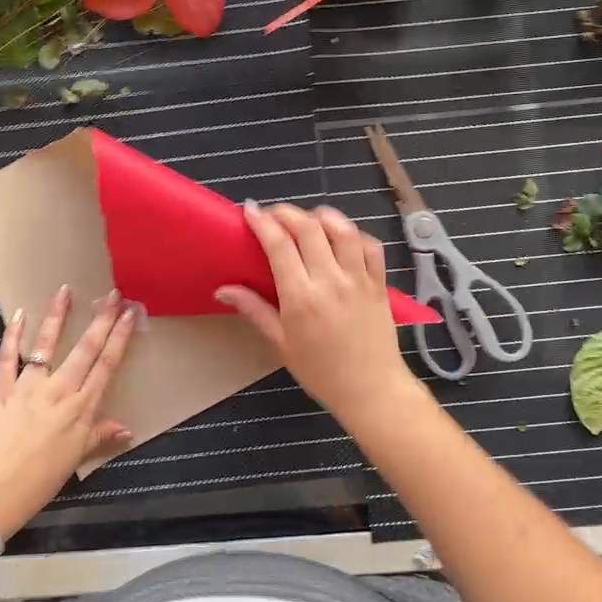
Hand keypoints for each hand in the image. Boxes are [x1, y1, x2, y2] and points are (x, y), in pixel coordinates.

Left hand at [0, 286, 136, 535]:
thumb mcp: (75, 459)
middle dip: (100, 319)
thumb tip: (126, 428)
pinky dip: (13, 334)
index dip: (119, 338)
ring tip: (66, 290)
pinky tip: (19, 314)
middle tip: (112, 294)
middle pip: (85, 349)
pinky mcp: (1, 388)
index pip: (106, 366)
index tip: (129, 314)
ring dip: (57, 316)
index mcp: (81, 409)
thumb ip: (99, 436)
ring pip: (47, 344)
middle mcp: (58, 391)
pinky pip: (8, 356)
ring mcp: (28, 386)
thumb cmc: (39, 481)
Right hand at [216, 203, 419, 417]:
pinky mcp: (379, 283)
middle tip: (273, 215)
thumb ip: (254, 310)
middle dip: (287, 213)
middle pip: (309, 228)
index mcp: (301, 297)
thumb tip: (222, 290)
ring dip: (321, 216)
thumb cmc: (321, 371)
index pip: (279, 245)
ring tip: (308, 219)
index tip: (250, 211)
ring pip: (342, 229)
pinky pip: (371, 246)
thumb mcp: (281, 343)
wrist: (371, 389)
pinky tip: (342, 237)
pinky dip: (355, 234)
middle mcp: (330, 281)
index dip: (262, 222)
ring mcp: (358, 280)